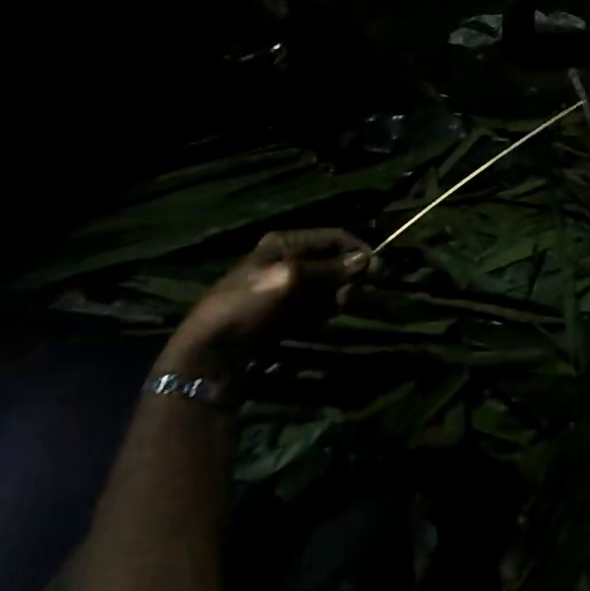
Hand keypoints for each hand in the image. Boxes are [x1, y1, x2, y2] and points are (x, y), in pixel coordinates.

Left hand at [158, 229, 370, 372]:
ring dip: (336, 297)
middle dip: (346, 277)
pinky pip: (316, 308)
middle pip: (333, 262)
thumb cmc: (247, 305)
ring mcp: (287, 290)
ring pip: (328, 288)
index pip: (333, 237)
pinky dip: (322, 314)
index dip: (356, 249)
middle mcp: (288, 262)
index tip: (377, 268)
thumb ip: (328, 269)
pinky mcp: (287, 315)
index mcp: (284, 244)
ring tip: (332, 310)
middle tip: (349, 296)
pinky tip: (316, 323)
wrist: (212, 353)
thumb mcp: (289, 278)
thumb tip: (366, 258)